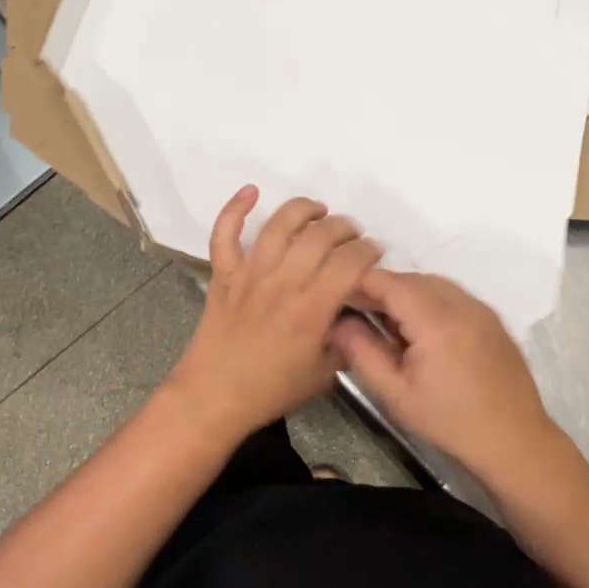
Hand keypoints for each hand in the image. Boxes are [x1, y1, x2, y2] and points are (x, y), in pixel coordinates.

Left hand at [169, 187, 383, 437]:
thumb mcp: (324, 373)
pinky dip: (235, 208)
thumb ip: (346, 341)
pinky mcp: (224, 274)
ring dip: (304, 210)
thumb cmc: (271, 390)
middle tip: (352, 236)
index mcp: (311, 309)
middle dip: (344, 228)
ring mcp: (250, 274)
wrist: (213, 397)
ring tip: (319, 211)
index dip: (368, 251)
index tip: (375, 253)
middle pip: (320, 235)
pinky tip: (251, 191)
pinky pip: (225, 234)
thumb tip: (358, 317)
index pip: (350, 262)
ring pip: (279, 225)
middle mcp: (283, 283)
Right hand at [331, 271, 562, 477]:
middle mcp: (461, 303)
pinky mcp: (492, 317)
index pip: (389, 282)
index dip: (359, 284)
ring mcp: (481, 307)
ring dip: (407, 293)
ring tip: (389, 325)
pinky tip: (422, 332)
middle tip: (359, 314)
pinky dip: (431, 301)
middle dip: (382, 289)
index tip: (339, 299)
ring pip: (433, 283)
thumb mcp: (396, 394)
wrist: (514, 438)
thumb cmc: (450, 421)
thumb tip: (338, 323)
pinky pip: (453, 295)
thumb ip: (362, 353)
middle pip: (411, 278)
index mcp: (436, 321)